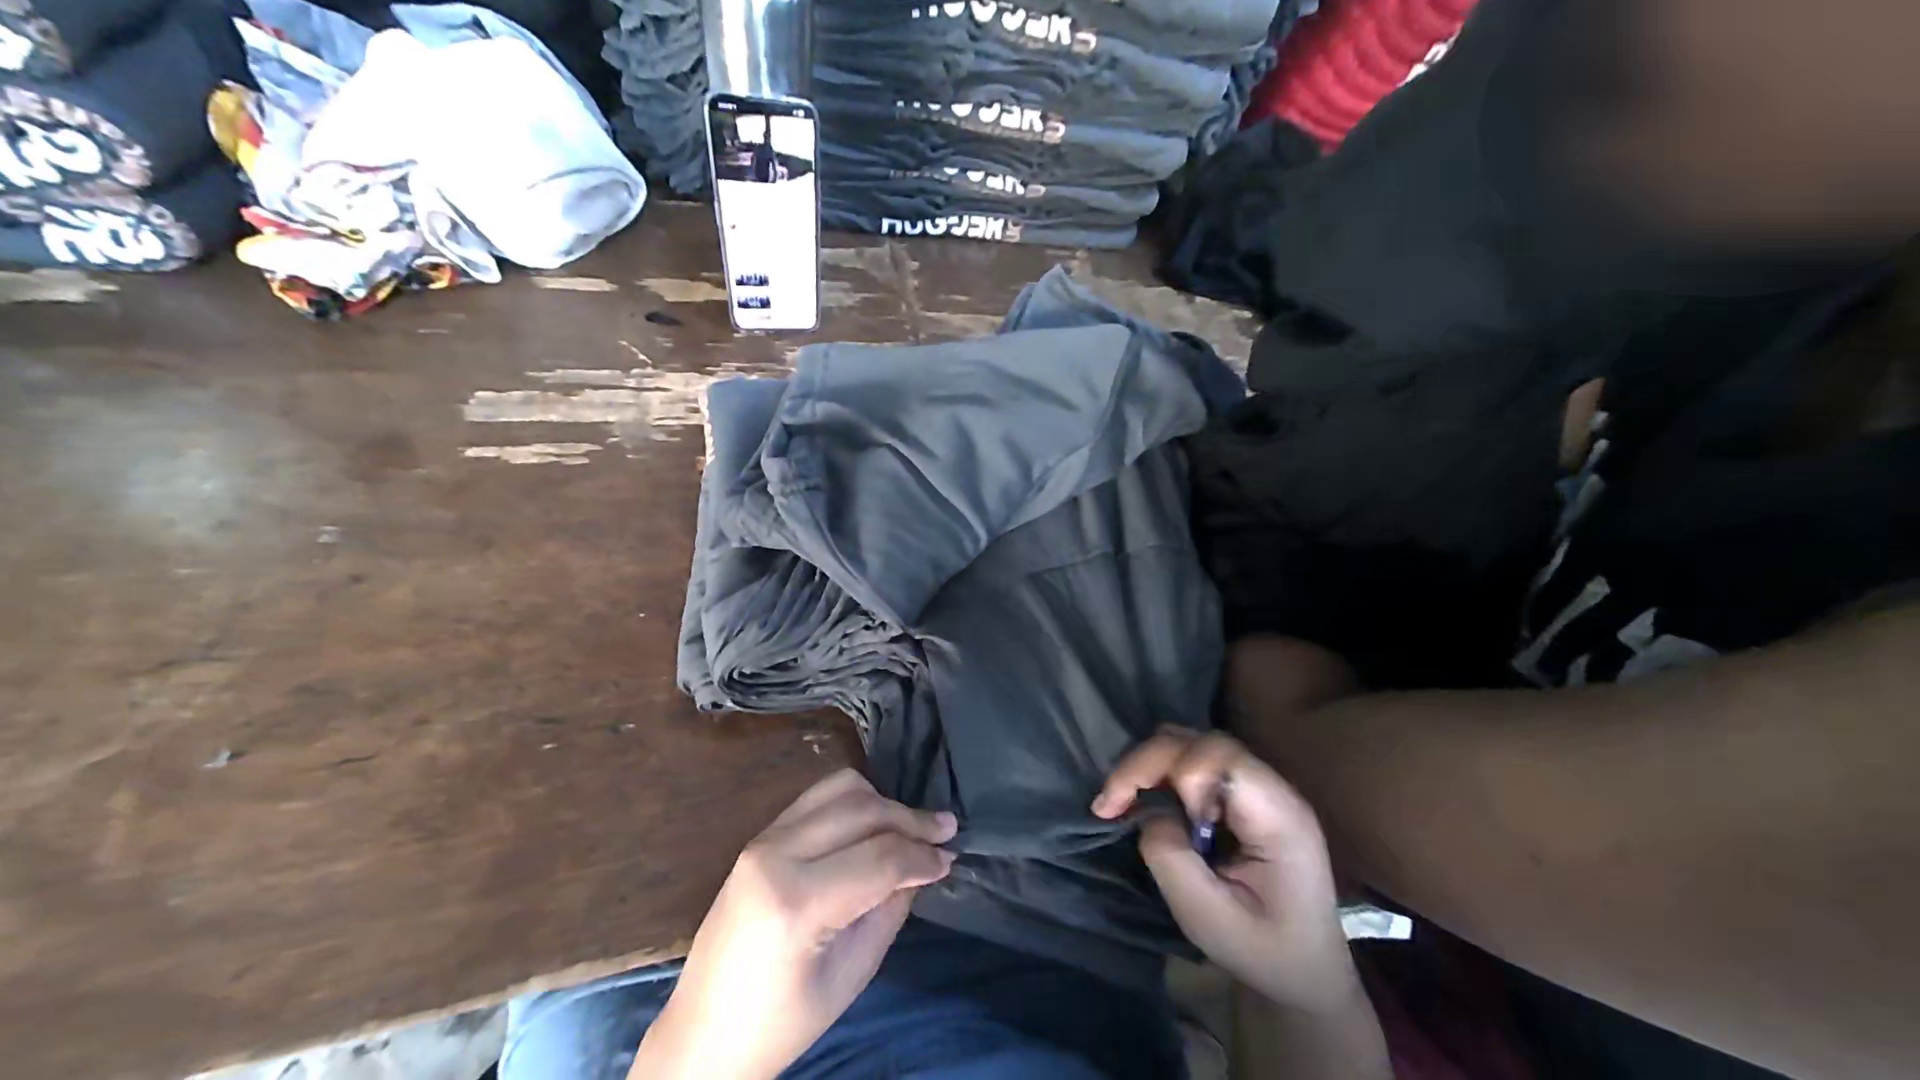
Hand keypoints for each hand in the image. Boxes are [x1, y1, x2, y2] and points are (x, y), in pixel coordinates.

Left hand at [631, 769, 955, 1078]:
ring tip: (910, 828)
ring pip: (839, 789)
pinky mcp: (758, 838)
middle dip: (910, 818)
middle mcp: (775, 854)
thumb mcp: (850, 974)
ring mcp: (762, 840)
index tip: (951, 858)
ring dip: (882, 803)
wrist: (701, 1033)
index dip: (923, 854)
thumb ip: (891, 908)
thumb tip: (925, 864)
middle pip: (862, 809)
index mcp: (796, 901)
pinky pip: (816, 799)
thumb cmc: (781, 1023)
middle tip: (945, 831)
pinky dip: (853, 803)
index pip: (880, 856)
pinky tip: (873, 826)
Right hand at [1093, 728, 1358, 1012]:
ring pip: (1192, 745)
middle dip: (1148, 764)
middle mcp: (1271, 788)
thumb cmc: (1262, 951)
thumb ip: (1170, 856)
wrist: (1304, 972)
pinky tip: (1145, 804)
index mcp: (1278, 815)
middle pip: (1200, 742)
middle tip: (1110, 804)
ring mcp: (1256, 789)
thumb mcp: (1207, 917)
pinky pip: (1193, 763)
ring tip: (1123, 803)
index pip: (1219, 754)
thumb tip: (1146, 811)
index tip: (1149, 816)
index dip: (1175, 772)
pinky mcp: (1240, 796)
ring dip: (1150, 767)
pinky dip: (1160, 776)